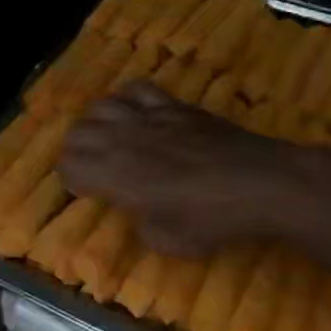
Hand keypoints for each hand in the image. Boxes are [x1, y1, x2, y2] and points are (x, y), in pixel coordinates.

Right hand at [60, 81, 330, 256]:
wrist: (263, 184)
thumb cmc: (212, 220)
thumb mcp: (165, 241)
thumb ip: (139, 222)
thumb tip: (136, 208)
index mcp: (116, 175)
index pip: (68, 165)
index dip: (71, 179)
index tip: (87, 191)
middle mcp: (124, 140)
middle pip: (77, 132)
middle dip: (76, 151)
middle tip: (92, 166)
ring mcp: (150, 117)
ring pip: (100, 105)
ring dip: (95, 122)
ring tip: (108, 138)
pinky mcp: (175, 106)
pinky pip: (137, 88)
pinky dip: (126, 98)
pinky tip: (135, 113)